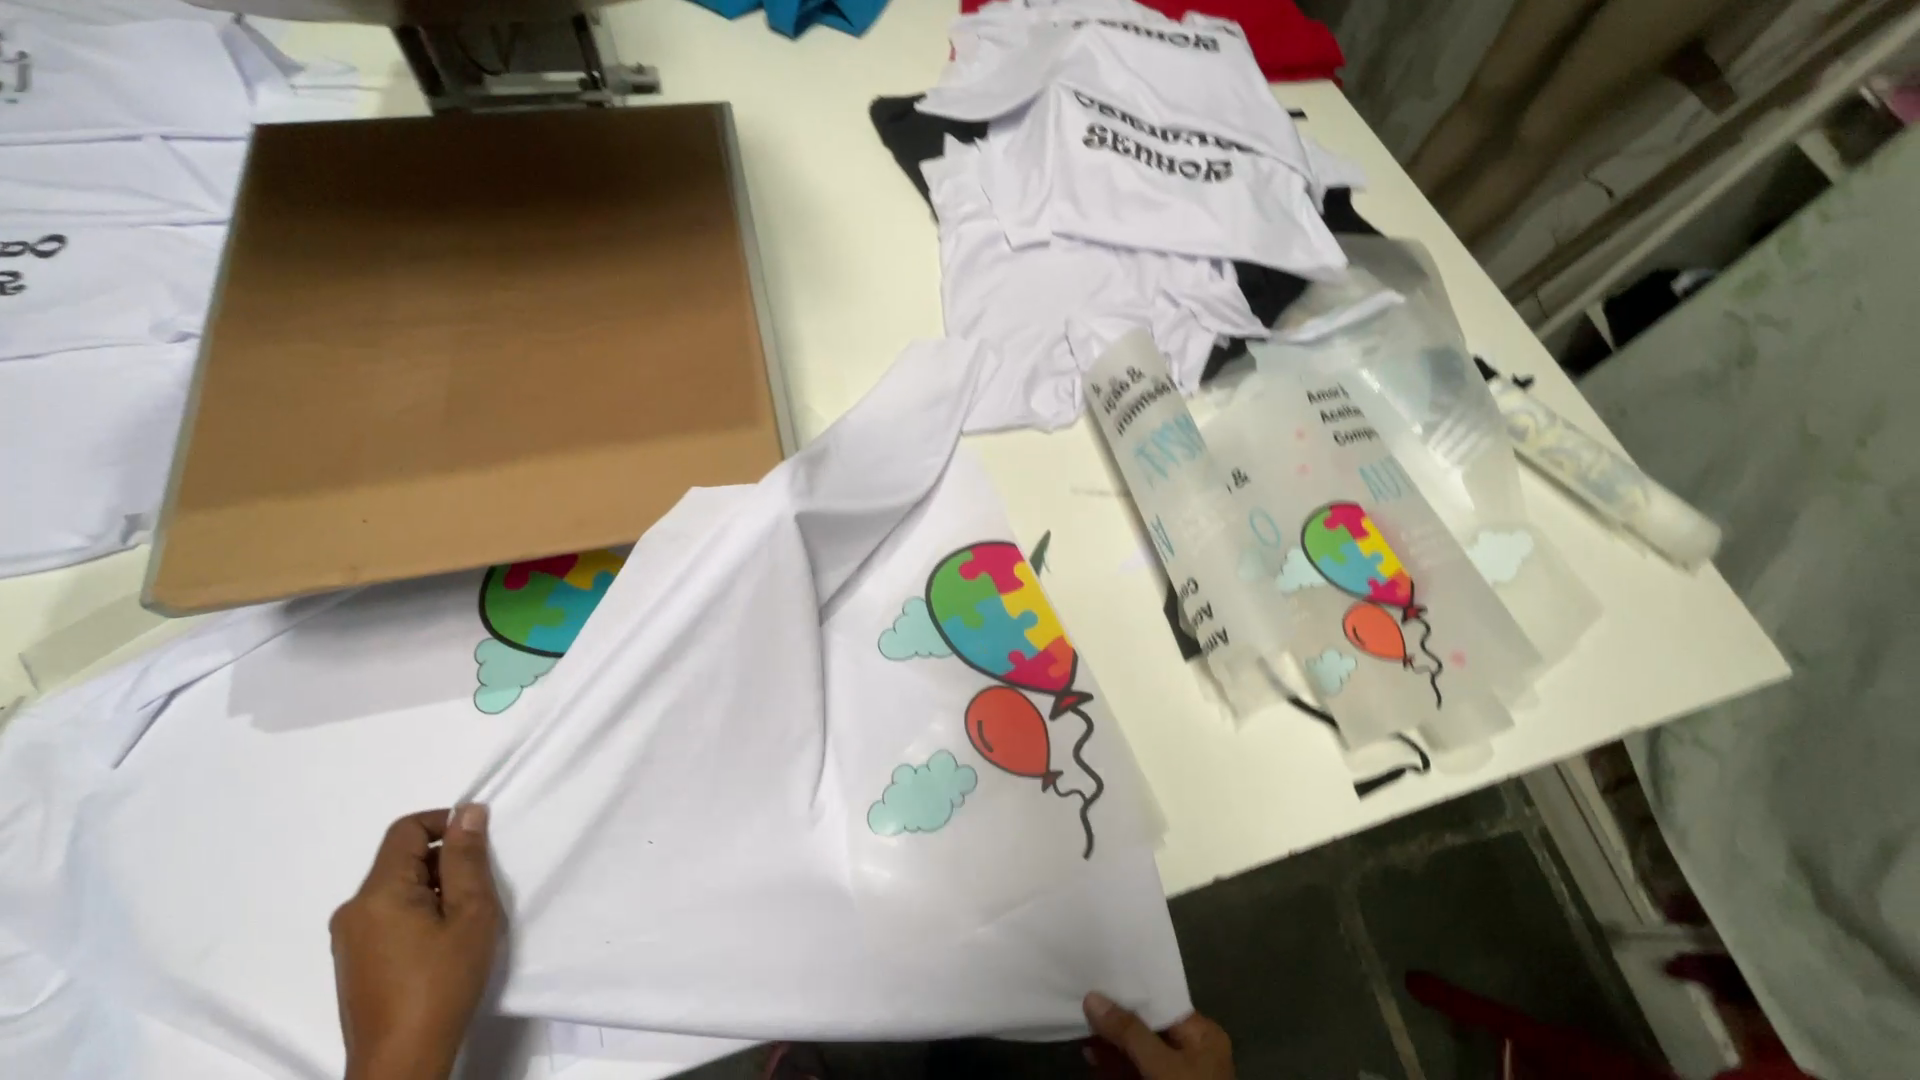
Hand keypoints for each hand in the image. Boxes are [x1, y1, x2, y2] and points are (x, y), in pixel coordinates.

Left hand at [331, 806, 502, 1079]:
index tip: (480, 841)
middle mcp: (353, 909)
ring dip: (435, 890)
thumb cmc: (442, 982)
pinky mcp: (353, 961)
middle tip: (481, 890)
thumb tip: (468, 812)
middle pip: (402, 859)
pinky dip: (419, 913)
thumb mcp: (471, 913)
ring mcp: (349, 938)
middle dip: (445, 862)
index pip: (407, 829)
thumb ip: (468, 859)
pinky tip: (443, 945)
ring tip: (465, 922)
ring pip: (398, 889)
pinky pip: (388, 916)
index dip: (445, 822)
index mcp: (378, 892)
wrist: (402, 1060)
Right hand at [1083, 992, 1234, 1079]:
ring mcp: (1173, 1078)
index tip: (1099, 976)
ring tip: (1080, 1029)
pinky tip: (1090, 1057)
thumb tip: (1092, 998)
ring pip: (1135, 1052)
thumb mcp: (1162, 1066)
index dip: (1131, 990)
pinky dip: (1112, 1067)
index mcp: (1202, 1037)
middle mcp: (1190, 1053)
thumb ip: (1129, 1032)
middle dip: (1115, 1020)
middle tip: (1083, 1004)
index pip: (1162, 1002)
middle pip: (1146, 1026)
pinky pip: (1132, 1074)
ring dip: (1108, 1044)